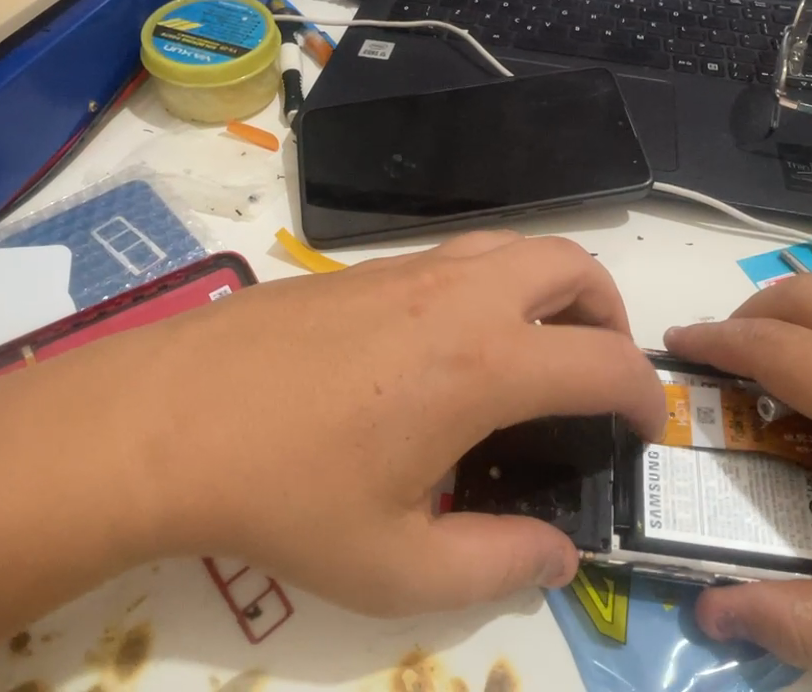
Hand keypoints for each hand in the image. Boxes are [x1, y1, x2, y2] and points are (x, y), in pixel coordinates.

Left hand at [112, 231, 665, 615]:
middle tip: (595, 371)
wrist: (168, 419)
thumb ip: (495, 564)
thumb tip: (560, 557)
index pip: (603, 361)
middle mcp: (460, 297)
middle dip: (608, 312)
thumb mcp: (394, 565)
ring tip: (536, 347)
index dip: (643, 396)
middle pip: (572, 264)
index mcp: (483, 365)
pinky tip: (455, 341)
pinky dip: (494, 282)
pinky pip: (460, 254)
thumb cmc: (284, 496)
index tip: (642, 428)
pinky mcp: (367, 267)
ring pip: (515, 245)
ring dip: (551, 286)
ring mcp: (409, 270)